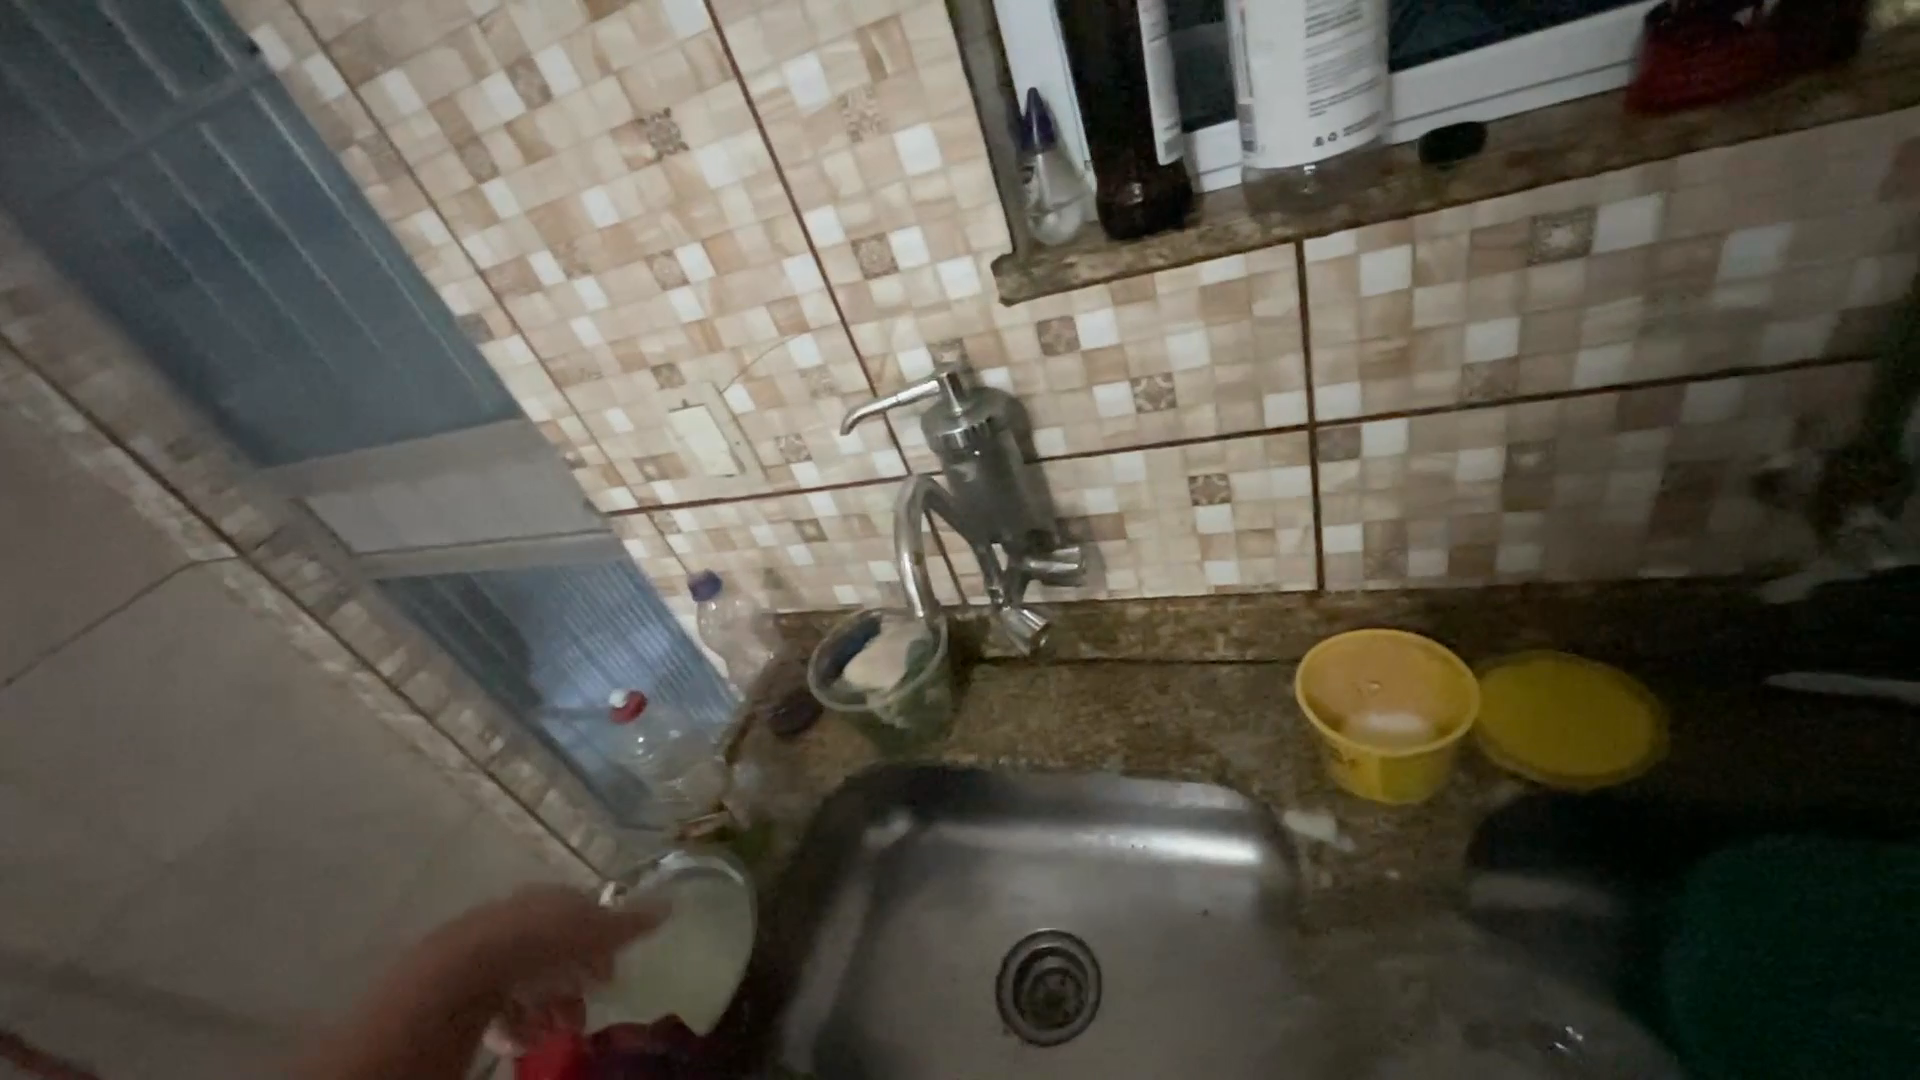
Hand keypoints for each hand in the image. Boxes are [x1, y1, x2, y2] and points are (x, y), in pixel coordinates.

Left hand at [430, 886, 669, 1054]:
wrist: (465, 969)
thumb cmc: (542, 943)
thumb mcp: (596, 932)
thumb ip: (630, 923)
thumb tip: (670, 906)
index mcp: (553, 898)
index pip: (585, 915)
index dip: (602, 945)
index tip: (609, 975)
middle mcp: (522, 914)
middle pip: (556, 950)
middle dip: (572, 982)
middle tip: (581, 1010)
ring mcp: (490, 945)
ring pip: (527, 979)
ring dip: (545, 1007)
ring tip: (553, 1032)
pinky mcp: (464, 980)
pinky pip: (496, 1003)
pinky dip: (513, 1023)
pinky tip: (520, 1040)